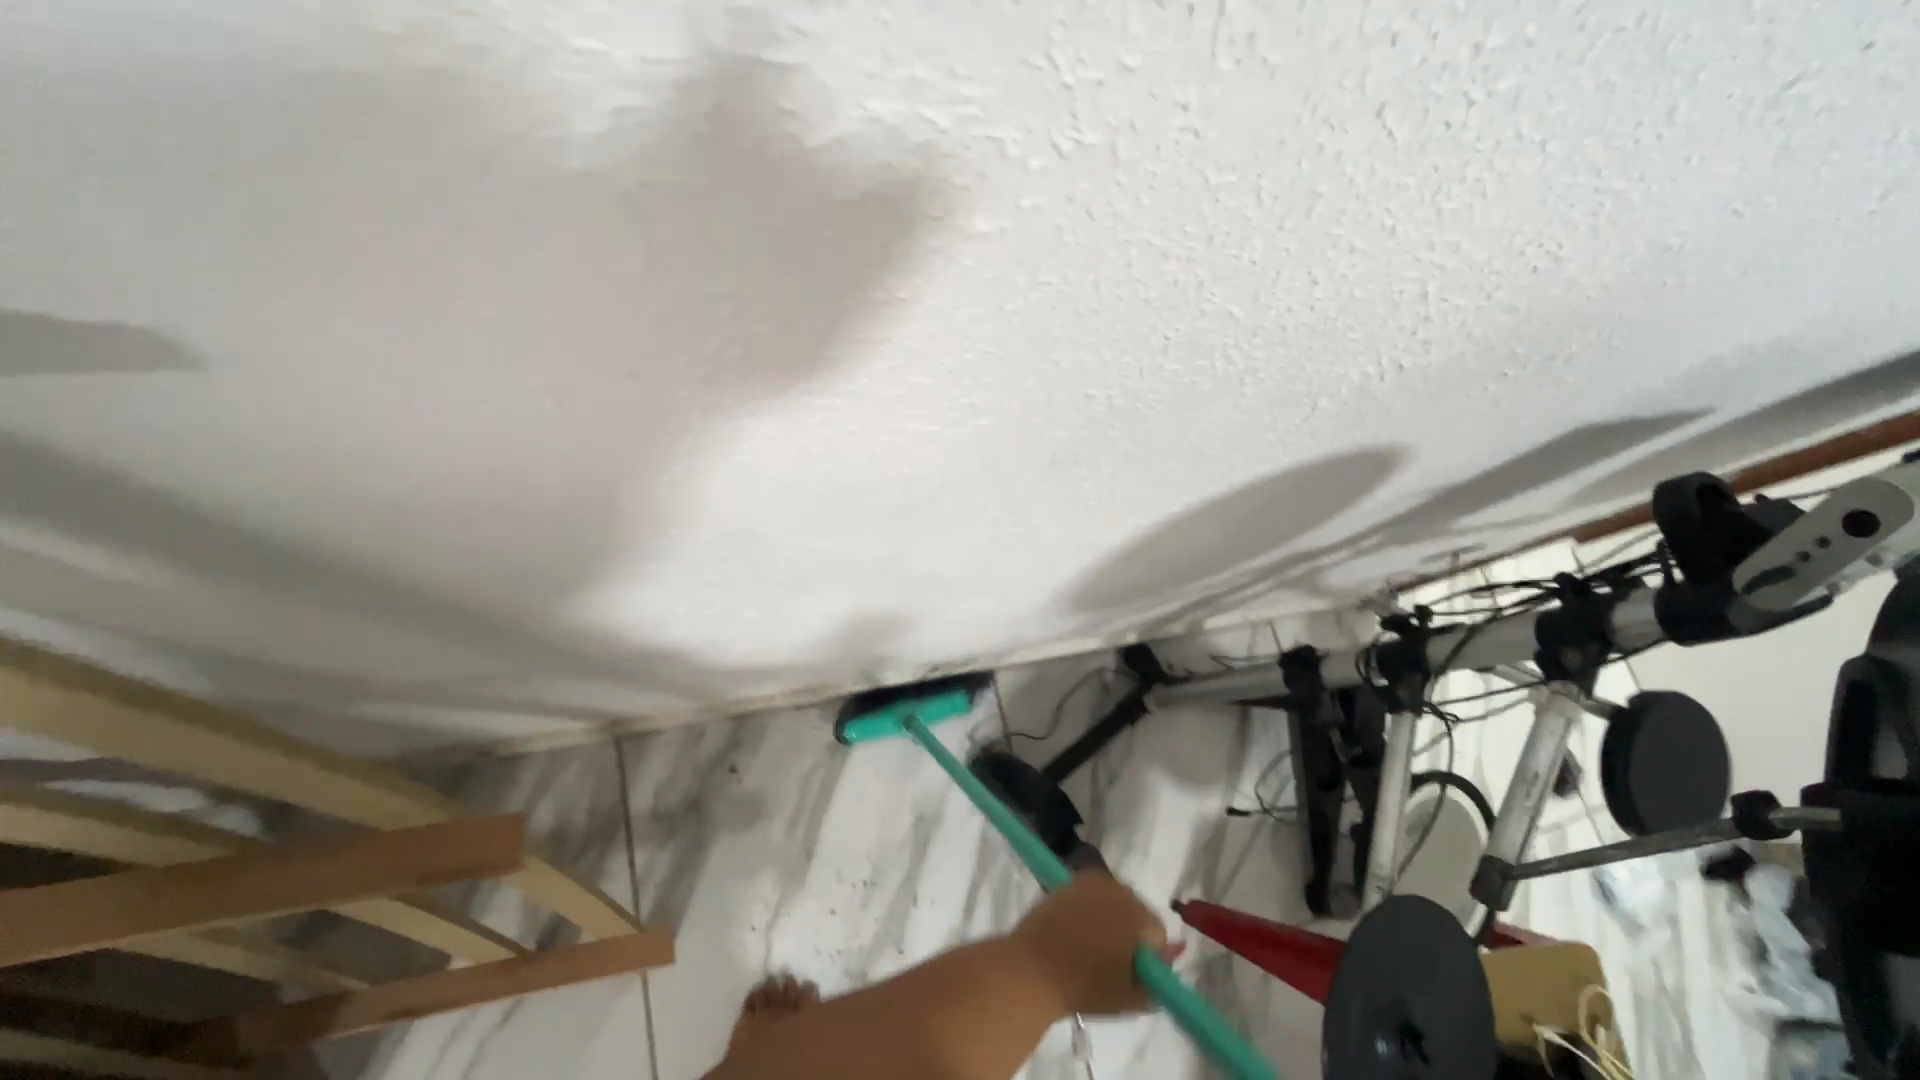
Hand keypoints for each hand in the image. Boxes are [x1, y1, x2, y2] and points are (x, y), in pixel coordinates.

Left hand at [1007, 871, 1176, 1016]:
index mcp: (1138, 914)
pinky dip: (1088, 911)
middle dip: (1131, 934)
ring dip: (1110, 920)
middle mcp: (1117, 889)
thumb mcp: (1131, 996)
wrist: (1031, 971)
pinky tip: (1074, 933)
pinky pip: (1089, 897)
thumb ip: (1159, 977)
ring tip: (1091, 949)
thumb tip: (1175, 952)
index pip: (1157, 935)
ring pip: (1113, 902)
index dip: (1148, 958)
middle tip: (1112, 963)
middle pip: (1136, 912)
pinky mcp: (1065, 883)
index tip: (1132, 975)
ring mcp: (1088, 882)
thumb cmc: (1085, 987)